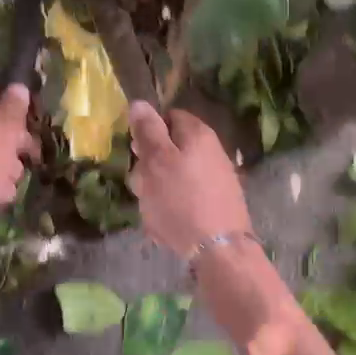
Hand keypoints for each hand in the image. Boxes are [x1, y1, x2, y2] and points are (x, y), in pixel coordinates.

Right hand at [126, 101, 252, 258]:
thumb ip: (148, 130)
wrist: (220, 252)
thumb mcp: (157, 161)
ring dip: (158, 192)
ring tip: (153, 212)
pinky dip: (174, 210)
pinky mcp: (219, 205)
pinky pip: (187, 200)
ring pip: (176, 177)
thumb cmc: (181, 200)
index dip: (148, 132)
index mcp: (198, 133)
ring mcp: (218, 179)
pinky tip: (167, 227)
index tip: (136, 152)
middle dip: (150, 168)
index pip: (169, 117)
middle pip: (171, 149)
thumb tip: (140, 103)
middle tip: (141, 187)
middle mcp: (212, 151)